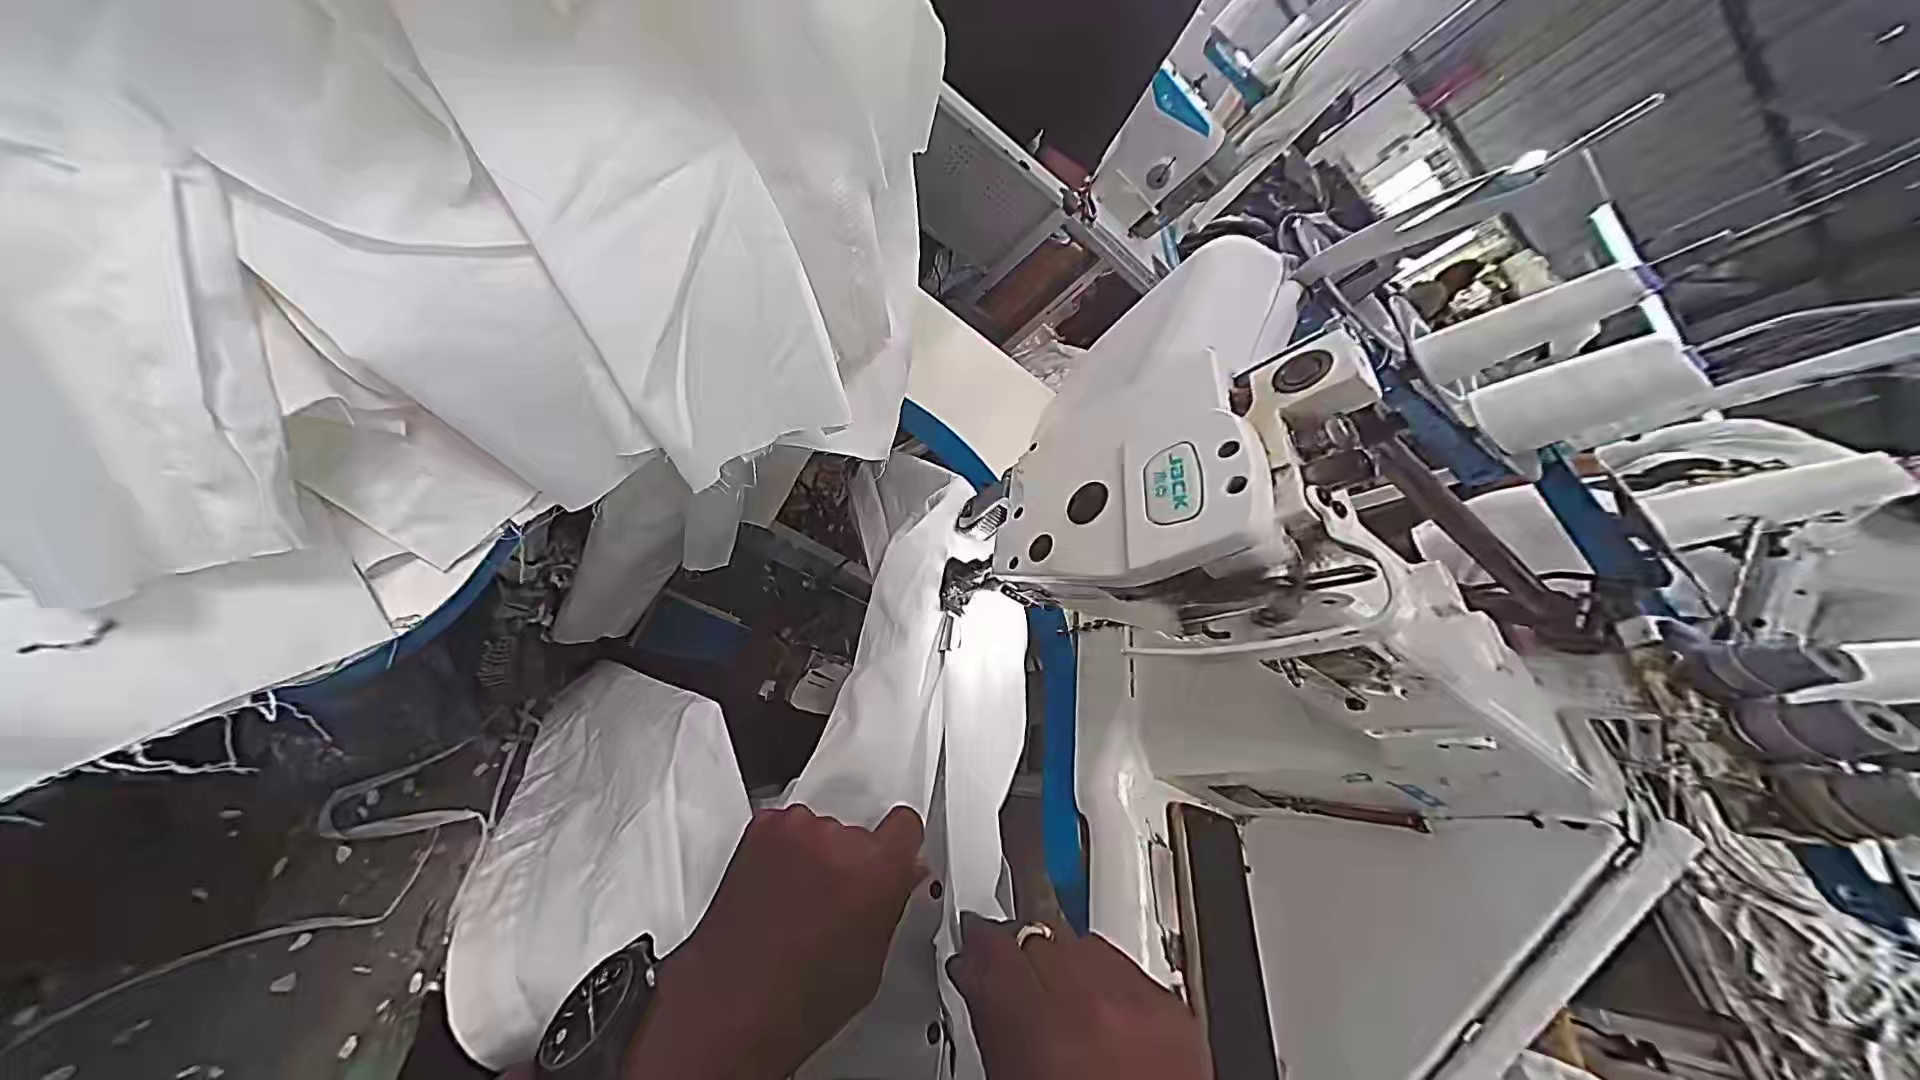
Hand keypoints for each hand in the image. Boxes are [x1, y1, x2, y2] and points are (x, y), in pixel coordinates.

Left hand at [625, 805, 926, 1078]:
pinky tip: (777, 887)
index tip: (894, 848)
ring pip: (821, 828)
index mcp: (879, 870)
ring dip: (813, 853)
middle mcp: (840, 841)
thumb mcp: (871, 960)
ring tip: (797, 899)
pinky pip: (785, 825)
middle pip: (858, 831)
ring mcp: (799, 831)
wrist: (729, 1006)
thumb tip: (902, 878)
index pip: (905, 824)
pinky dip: (782, 848)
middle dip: (850, 859)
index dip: (899, 841)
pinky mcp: (763, 829)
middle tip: (833, 898)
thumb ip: (892, 902)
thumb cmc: (796, 999)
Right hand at [947, 914, 1211, 1079]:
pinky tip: (1094, 1002)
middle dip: (1013, 942)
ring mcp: (1135, 1004)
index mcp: (1042, 1035)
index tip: (972, 945)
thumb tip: (977, 980)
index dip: (977, 942)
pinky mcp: (1172, 1010)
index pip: (995, 950)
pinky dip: (1103, 975)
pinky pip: (1122, 966)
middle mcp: (1091, 1007)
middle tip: (1001, 954)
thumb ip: (994, 1022)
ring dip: (1059, 954)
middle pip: (1035, 935)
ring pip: (1079, 941)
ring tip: (1050, 980)